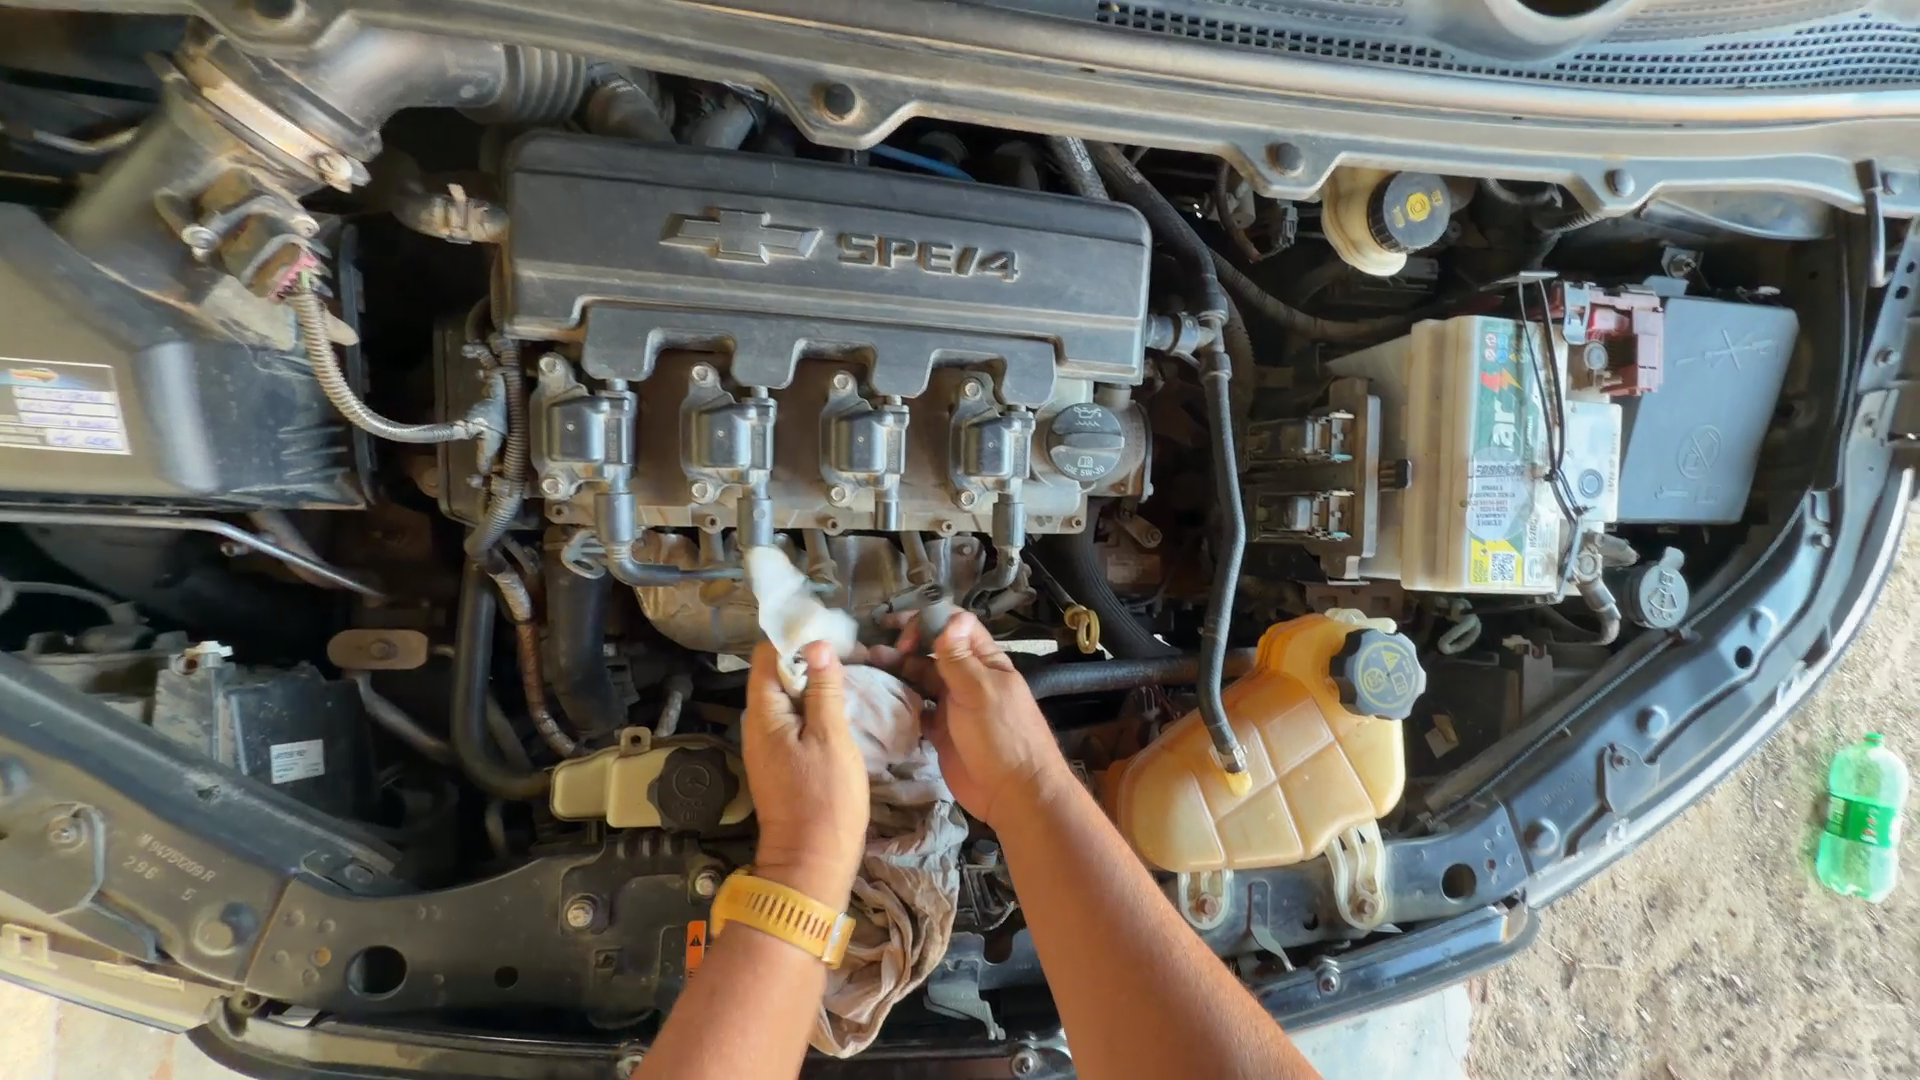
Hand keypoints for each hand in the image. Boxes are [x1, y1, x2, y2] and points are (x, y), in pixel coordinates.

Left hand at [742, 641, 868, 906]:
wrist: (812, 862)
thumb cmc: (825, 798)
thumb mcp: (831, 737)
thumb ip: (823, 689)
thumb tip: (818, 645)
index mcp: (763, 714)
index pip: (766, 655)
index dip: (795, 637)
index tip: (829, 632)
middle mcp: (757, 725)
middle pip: (776, 674)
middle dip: (808, 658)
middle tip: (848, 652)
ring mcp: (768, 744)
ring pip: (787, 696)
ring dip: (814, 682)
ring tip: (849, 673)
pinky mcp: (782, 760)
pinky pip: (794, 719)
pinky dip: (814, 706)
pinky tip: (841, 706)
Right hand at [873, 613, 1073, 828]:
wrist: (1013, 793)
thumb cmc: (1002, 735)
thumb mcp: (980, 691)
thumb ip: (959, 657)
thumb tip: (949, 617)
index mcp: (985, 660)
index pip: (956, 626)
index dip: (930, 622)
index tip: (904, 633)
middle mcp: (968, 677)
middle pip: (934, 650)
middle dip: (907, 643)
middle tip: (877, 649)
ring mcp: (954, 703)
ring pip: (922, 677)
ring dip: (899, 669)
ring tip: (871, 664)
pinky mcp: (941, 729)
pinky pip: (917, 707)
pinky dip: (900, 700)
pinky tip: (879, 696)